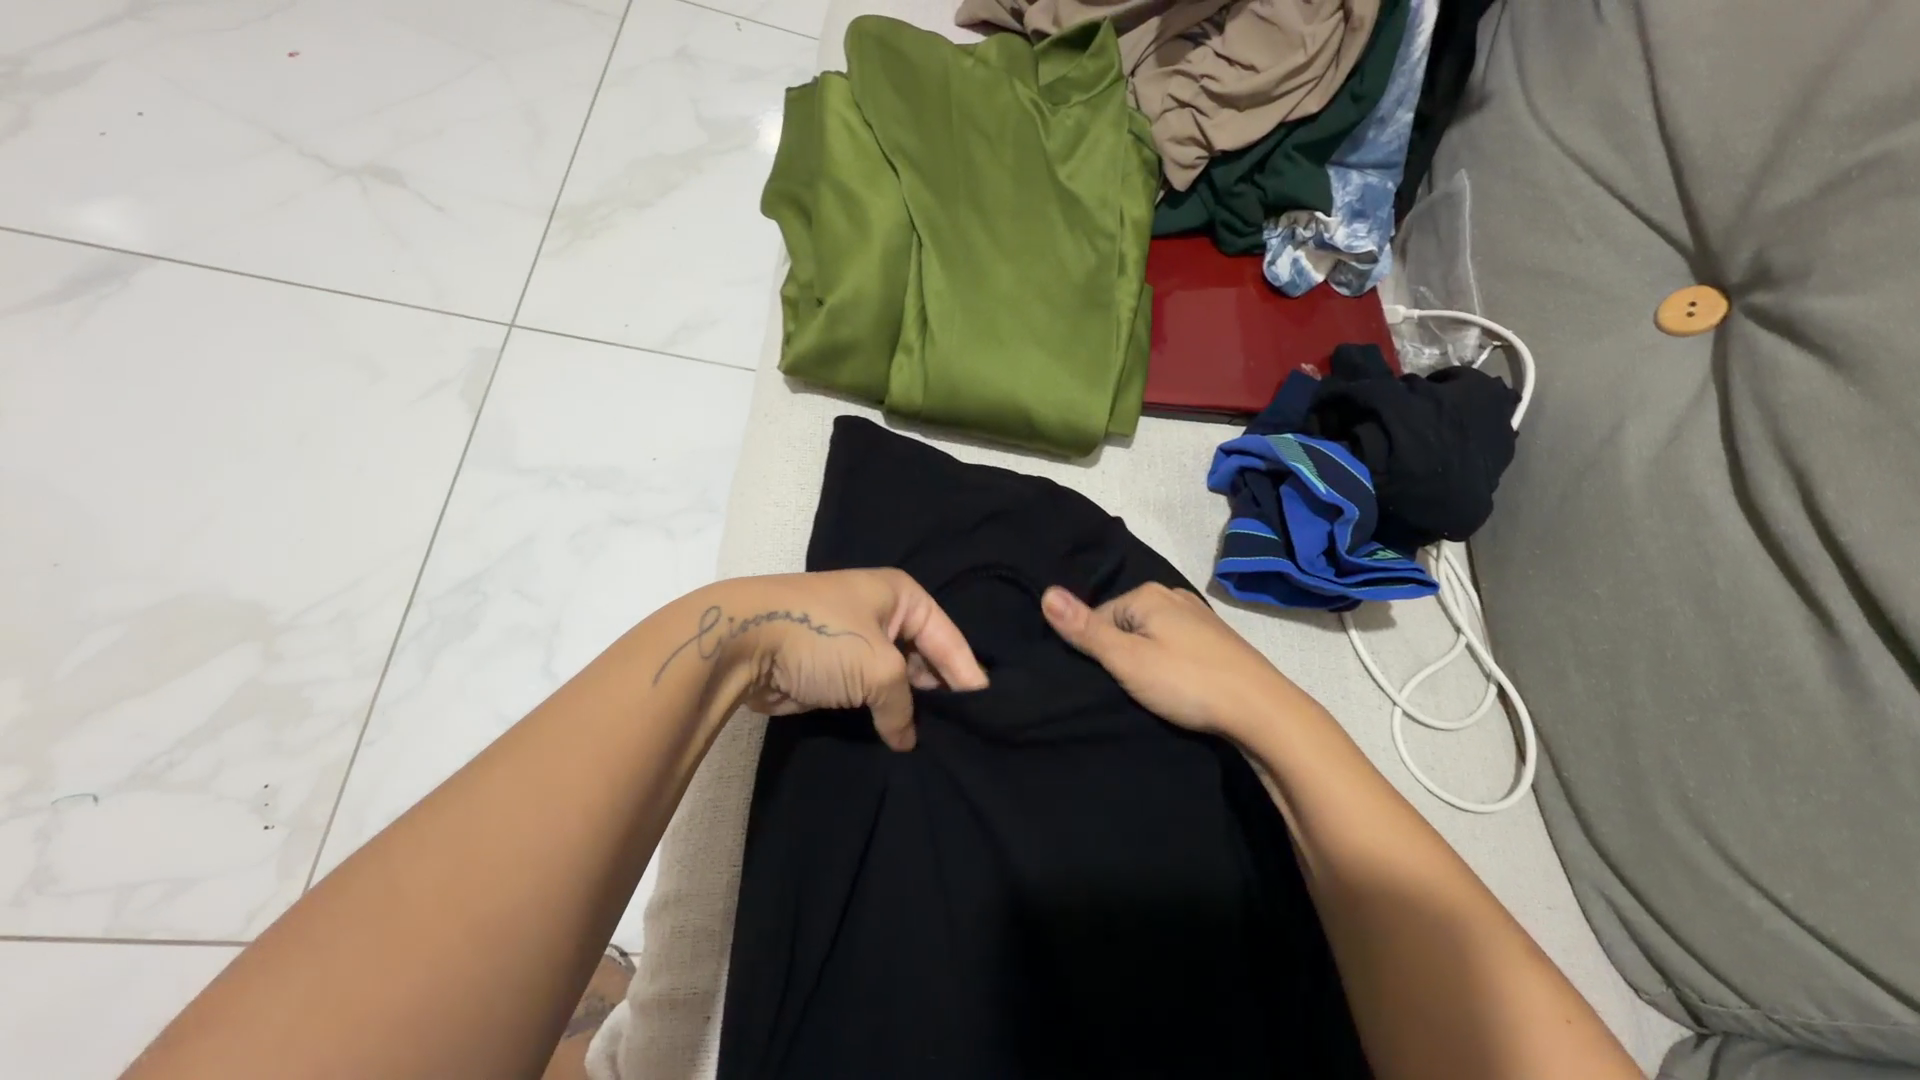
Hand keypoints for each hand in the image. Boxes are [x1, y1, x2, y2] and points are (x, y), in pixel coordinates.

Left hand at [689, 569, 988, 750]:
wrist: (741, 643)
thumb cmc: (821, 639)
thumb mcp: (879, 668)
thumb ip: (903, 706)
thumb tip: (906, 739)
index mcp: (900, 595)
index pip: (947, 637)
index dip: (966, 674)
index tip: (989, 710)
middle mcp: (881, 613)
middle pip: (924, 656)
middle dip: (938, 691)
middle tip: (967, 730)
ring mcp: (854, 642)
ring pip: (895, 678)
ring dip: (908, 706)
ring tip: (939, 740)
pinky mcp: (831, 670)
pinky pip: (868, 694)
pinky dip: (882, 713)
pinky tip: (900, 738)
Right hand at [1040, 583, 1291, 737]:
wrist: (1262, 711)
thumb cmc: (1187, 682)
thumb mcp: (1127, 659)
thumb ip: (1085, 630)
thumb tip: (1046, 593)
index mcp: (1148, 593)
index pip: (1097, 617)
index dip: (1094, 651)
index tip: (1106, 680)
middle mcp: (1173, 596)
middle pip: (1124, 625)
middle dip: (1120, 655)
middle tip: (1127, 690)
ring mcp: (1198, 618)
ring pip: (1150, 638)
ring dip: (1145, 663)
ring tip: (1151, 693)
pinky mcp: (1216, 641)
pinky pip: (1174, 648)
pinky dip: (1169, 666)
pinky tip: (1176, 689)